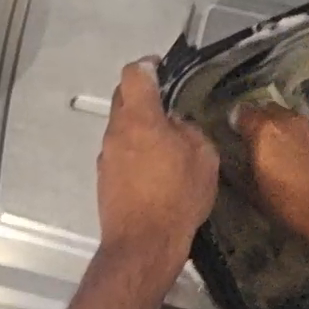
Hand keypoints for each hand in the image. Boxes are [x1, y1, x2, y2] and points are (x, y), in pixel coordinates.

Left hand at [97, 60, 219, 273]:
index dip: (148, 65)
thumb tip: (176, 125)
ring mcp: (106, 156)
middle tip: (168, 105)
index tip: (161, 68)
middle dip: (142, 94)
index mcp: (141, 119)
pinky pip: (120, 152)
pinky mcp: (104, 178)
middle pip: (123, 98)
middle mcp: (117, 131)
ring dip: (140, 127)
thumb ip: (190, 132)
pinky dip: (135, 151)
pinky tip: (155, 170)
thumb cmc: (178, 197)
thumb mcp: (204, 159)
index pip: (135, 74)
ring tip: (166, 143)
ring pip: (121, 127)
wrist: (143, 244)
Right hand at [235, 104, 308, 258]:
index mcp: (265, 130)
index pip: (242, 112)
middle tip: (255, 143)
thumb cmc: (292, 207)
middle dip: (259, 121)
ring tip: (279, 151)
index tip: (234, 136)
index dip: (236, 123)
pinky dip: (298, 137)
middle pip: (267, 110)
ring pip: (289, 118)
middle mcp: (288, 120)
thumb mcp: (257, 194)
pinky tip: (301, 158)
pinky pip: (306, 129)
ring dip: (280, 128)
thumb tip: (233, 160)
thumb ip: (242, 171)